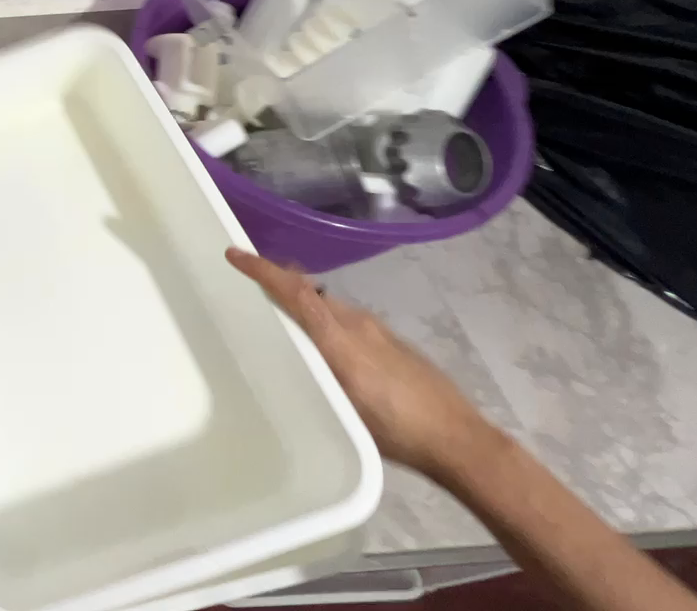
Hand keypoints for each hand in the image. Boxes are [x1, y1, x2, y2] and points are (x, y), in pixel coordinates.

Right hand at [226, 247, 506, 478]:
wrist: (462, 442)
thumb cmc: (397, 431)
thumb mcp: (344, 407)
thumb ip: (315, 371)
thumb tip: (286, 346)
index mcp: (340, 339)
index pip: (296, 292)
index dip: (263, 271)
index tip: (234, 254)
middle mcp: (358, 325)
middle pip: (308, 290)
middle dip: (276, 281)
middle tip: (247, 285)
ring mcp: (378, 331)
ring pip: (328, 305)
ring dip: (301, 302)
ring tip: (279, 318)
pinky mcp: (391, 342)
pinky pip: (345, 319)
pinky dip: (323, 319)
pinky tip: (322, 345)